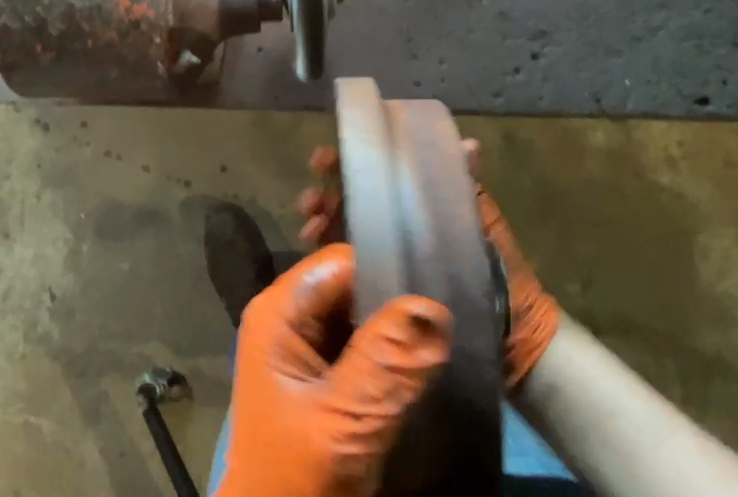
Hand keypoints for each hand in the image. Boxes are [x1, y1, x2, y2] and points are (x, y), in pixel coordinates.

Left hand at [215, 245, 451, 496]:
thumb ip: (386, 364)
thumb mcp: (343, 420)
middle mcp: (289, 319)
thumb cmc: (296, 474)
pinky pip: (364, 349)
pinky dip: (394, 354)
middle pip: (351, 286)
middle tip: (459, 308)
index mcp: (279, 313)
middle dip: (400, 296)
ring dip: (401, 328)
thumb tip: (434, 306)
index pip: (339, 262)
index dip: (389, 265)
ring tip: (454, 331)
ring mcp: (305, 349)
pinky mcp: (325, 379)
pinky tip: (431, 360)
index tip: (444, 278)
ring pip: (361, 318)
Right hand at [295, 144, 560, 387]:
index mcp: (411, 206)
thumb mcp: (483, 223)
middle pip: (347, 202)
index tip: (324, 160)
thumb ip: (469, 187)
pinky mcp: (375, 292)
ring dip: (317, 222)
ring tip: (310, 223)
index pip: (371, 176)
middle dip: (322, 194)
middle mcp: (391, 227)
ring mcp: (381, 260)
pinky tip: (315, 251)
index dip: (345, 164)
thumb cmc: (499, 271)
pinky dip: (322, 258)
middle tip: (310, 199)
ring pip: (335, 232)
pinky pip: (338, 271)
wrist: (511, 335)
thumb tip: (469, 145)